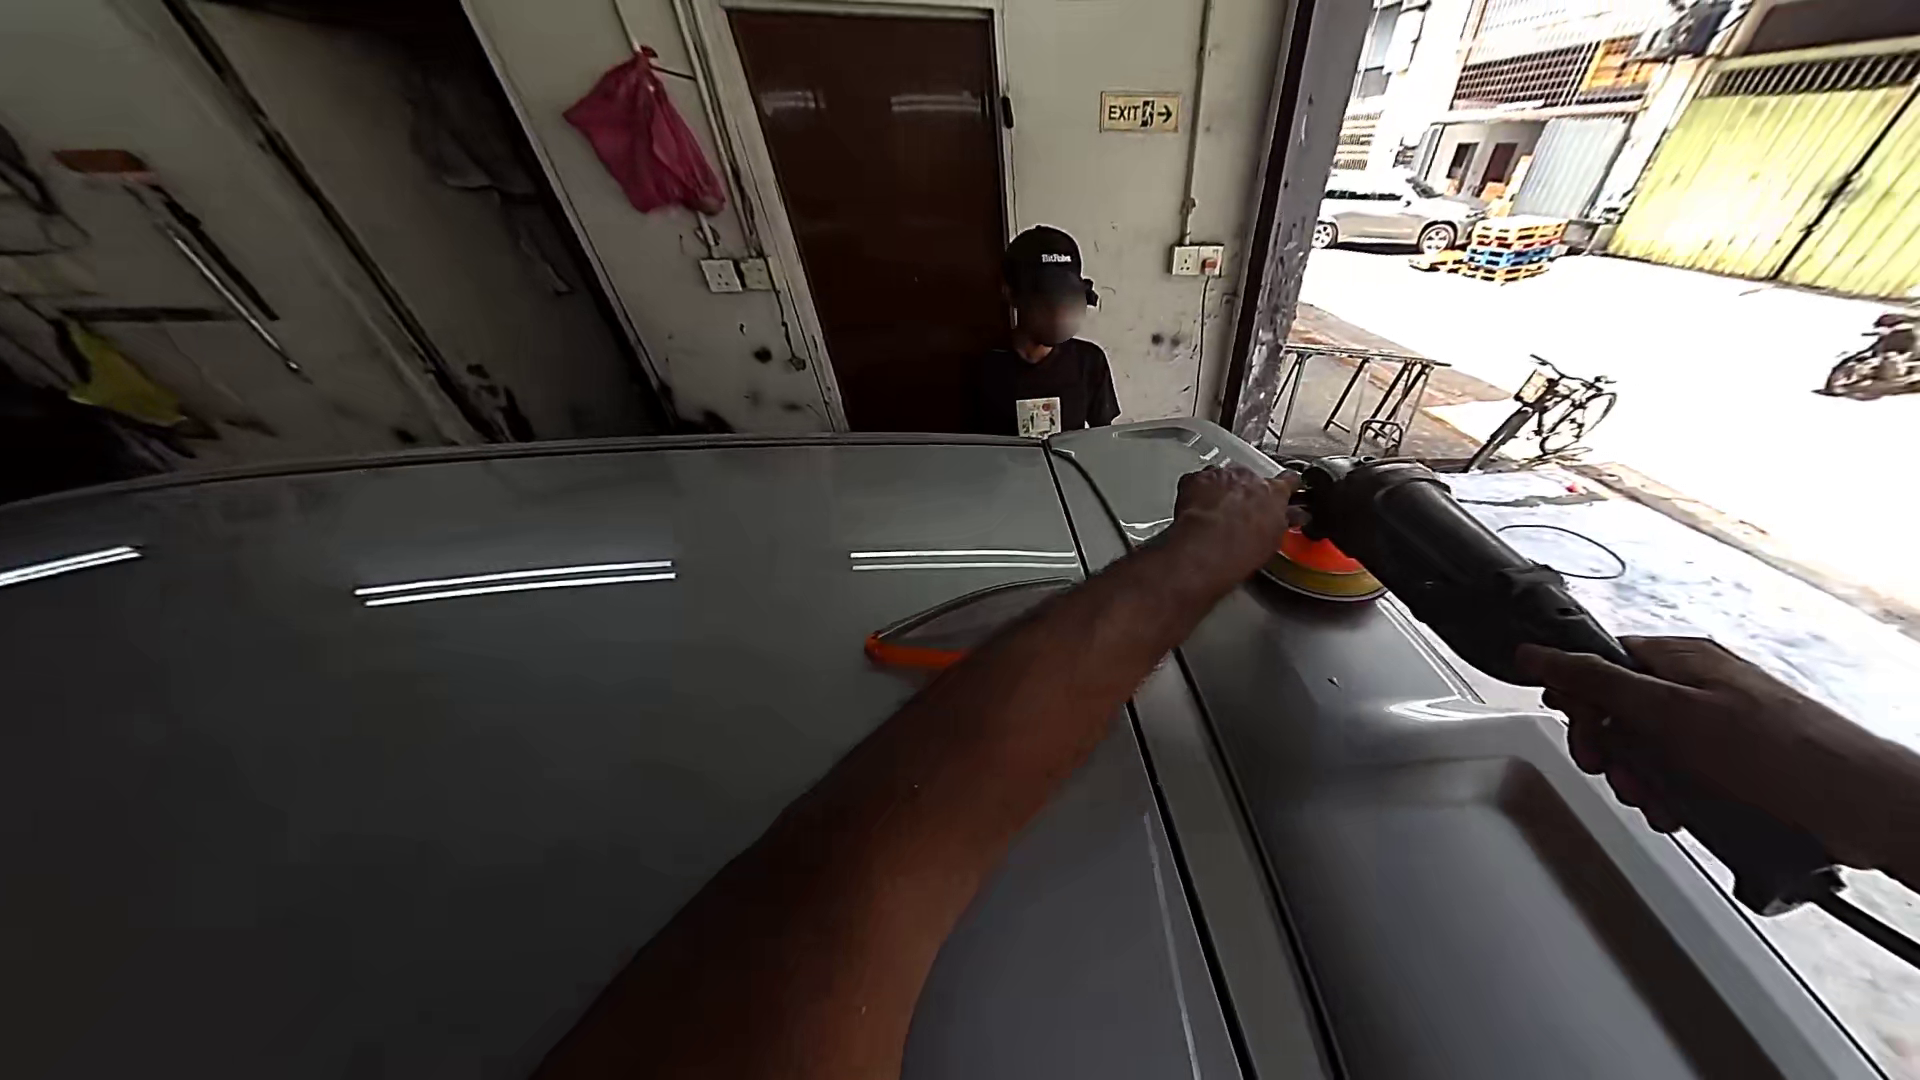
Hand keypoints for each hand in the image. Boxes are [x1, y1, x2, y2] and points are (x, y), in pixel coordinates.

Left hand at [1167, 464, 1299, 587]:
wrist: (1208, 545)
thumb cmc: (1240, 546)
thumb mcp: (1274, 539)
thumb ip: (1280, 521)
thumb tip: (1280, 521)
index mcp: (1273, 492)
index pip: (1287, 480)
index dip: (1283, 486)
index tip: (1281, 490)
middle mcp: (1248, 477)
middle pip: (1248, 478)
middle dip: (1243, 492)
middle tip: (1236, 512)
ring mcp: (1221, 476)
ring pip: (1221, 477)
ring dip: (1219, 490)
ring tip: (1212, 513)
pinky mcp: (1195, 479)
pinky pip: (1196, 481)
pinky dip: (1195, 491)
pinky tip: (1194, 508)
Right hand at [1516, 636, 1909, 870]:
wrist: (1879, 816)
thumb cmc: (1782, 755)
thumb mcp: (1668, 710)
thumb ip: (1594, 679)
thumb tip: (1532, 654)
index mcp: (1677, 659)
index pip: (1595, 661)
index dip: (1576, 693)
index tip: (1578, 724)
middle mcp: (1692, 686)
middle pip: (1612, 706)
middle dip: (1605, 743)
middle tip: (1608, 767)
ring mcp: (1711, 724)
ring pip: (1639, 742)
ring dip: (1632, 772)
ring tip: (1649, 797)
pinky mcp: (1727, 761)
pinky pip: (1671, 768)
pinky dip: (1663, 789)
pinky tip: (1672, 807)